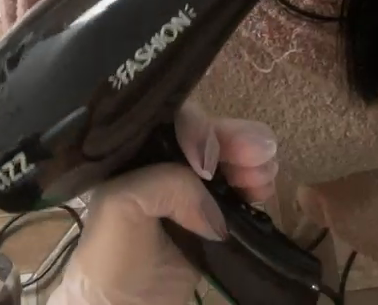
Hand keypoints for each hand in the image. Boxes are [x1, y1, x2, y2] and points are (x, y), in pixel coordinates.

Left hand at [49, 105, 278, 304]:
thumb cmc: (111, 254)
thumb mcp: (122, 204)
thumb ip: (167, 182)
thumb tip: (215, 194)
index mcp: (139, 153)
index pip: (175, 123)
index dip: (200, 131)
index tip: (211, 159)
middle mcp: (166, 166)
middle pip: (208, 139)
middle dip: (236, 141)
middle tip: (263, 151)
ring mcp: (190, 194)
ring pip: (227, 162)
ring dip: (251, 161)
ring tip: (266, 172)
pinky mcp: (210, 221)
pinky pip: (238, 192)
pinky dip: (254, 185)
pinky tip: (265, 188)